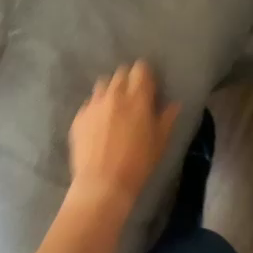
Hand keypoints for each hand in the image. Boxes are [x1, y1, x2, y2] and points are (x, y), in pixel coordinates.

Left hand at [68, 61, 179, 211]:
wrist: (102, 184)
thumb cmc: (138, 164)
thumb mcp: (160, 142)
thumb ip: (167, 118)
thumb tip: (173, 104)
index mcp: (137, 97)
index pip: (141, 69)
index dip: (145, 75)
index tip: (149, 86)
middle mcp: (114, 94)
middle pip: (121, 73)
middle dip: (128, 80)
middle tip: (134, 97)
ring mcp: (94, 104)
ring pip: (103, 84)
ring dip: (111, 91)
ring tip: (115, 108)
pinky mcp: (79, 116)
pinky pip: (89, 103)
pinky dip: (96, 108)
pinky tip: (99, 125)